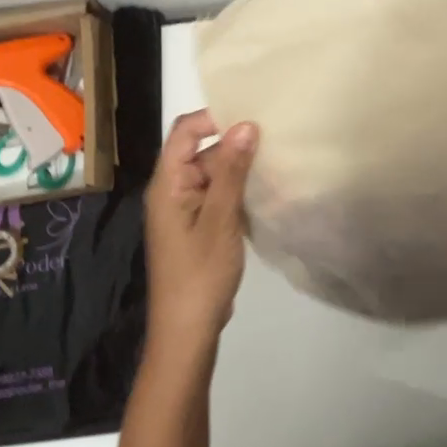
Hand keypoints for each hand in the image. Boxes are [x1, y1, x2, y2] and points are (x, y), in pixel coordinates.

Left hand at [145, 109, 257, 344]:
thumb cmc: (200, 273)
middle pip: (201, 151)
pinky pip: (217, 196)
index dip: (214, 117)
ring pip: (213, 173)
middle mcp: (172, 190)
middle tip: (276, 137)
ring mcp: (185, 210)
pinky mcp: (198, 227)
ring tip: (278, 159)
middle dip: (234, 142)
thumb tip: (246, 124)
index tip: (253, 114)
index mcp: (168, 183)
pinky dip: (238, 190)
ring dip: (239, 168)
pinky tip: (266, 191)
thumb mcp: (220, 219)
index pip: (185, 131)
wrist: (187, 332)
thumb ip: (232, 171)